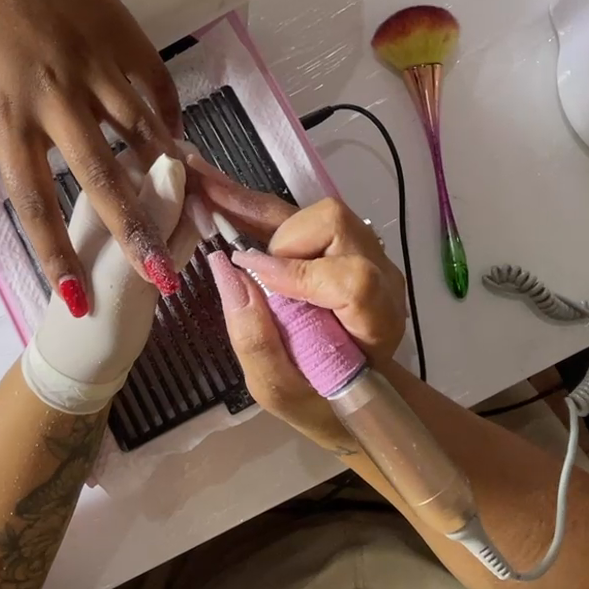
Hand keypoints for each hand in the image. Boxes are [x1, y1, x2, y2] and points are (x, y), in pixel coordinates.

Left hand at [0, 0, 182, 314]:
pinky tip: (179, 143)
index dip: (56, 254)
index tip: (78, 297)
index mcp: (7, 115)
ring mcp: (95, 65)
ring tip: (193, 216)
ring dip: (165, 178)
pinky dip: (169, 117)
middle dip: (133, 231)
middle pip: (101, 176)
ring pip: (140, 132)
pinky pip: (155, 85)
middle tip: (162, 275)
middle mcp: (56, 98)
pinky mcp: (122, 35)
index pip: (33, 200)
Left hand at [21, 155, 200, 413]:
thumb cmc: (97, 318)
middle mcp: (117, 193)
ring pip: (183, 200)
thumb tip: (175, 159)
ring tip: (175, 262)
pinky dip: (186, 241)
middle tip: (186, 246)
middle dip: (193, 205)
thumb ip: (151, 214)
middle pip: (176, 174)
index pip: (156, 154)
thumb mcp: (123, 269)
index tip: (205, 212)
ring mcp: (134, 216)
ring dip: (189, 227)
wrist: (86, 363)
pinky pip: (181, 224)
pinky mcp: (148, 238)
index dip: (189, 176)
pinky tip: (176, 266)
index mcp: (99, 189)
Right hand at [206, 194, 407, 453]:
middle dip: (281, 238)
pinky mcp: (342, 240)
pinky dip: (256, 205)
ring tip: (208, 194)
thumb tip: (225, 270)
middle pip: (336, 224)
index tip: (251, 274)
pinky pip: (300, 212)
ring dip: (262, 215)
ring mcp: (365, 252)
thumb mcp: (280, 392)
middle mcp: (380, 277)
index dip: (298, 272)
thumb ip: (255, 339)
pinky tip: (214, 188)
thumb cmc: (318, 399)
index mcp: (376, 321)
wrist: (351, 390)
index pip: (351, 280)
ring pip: (317, 210)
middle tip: (234, 248)